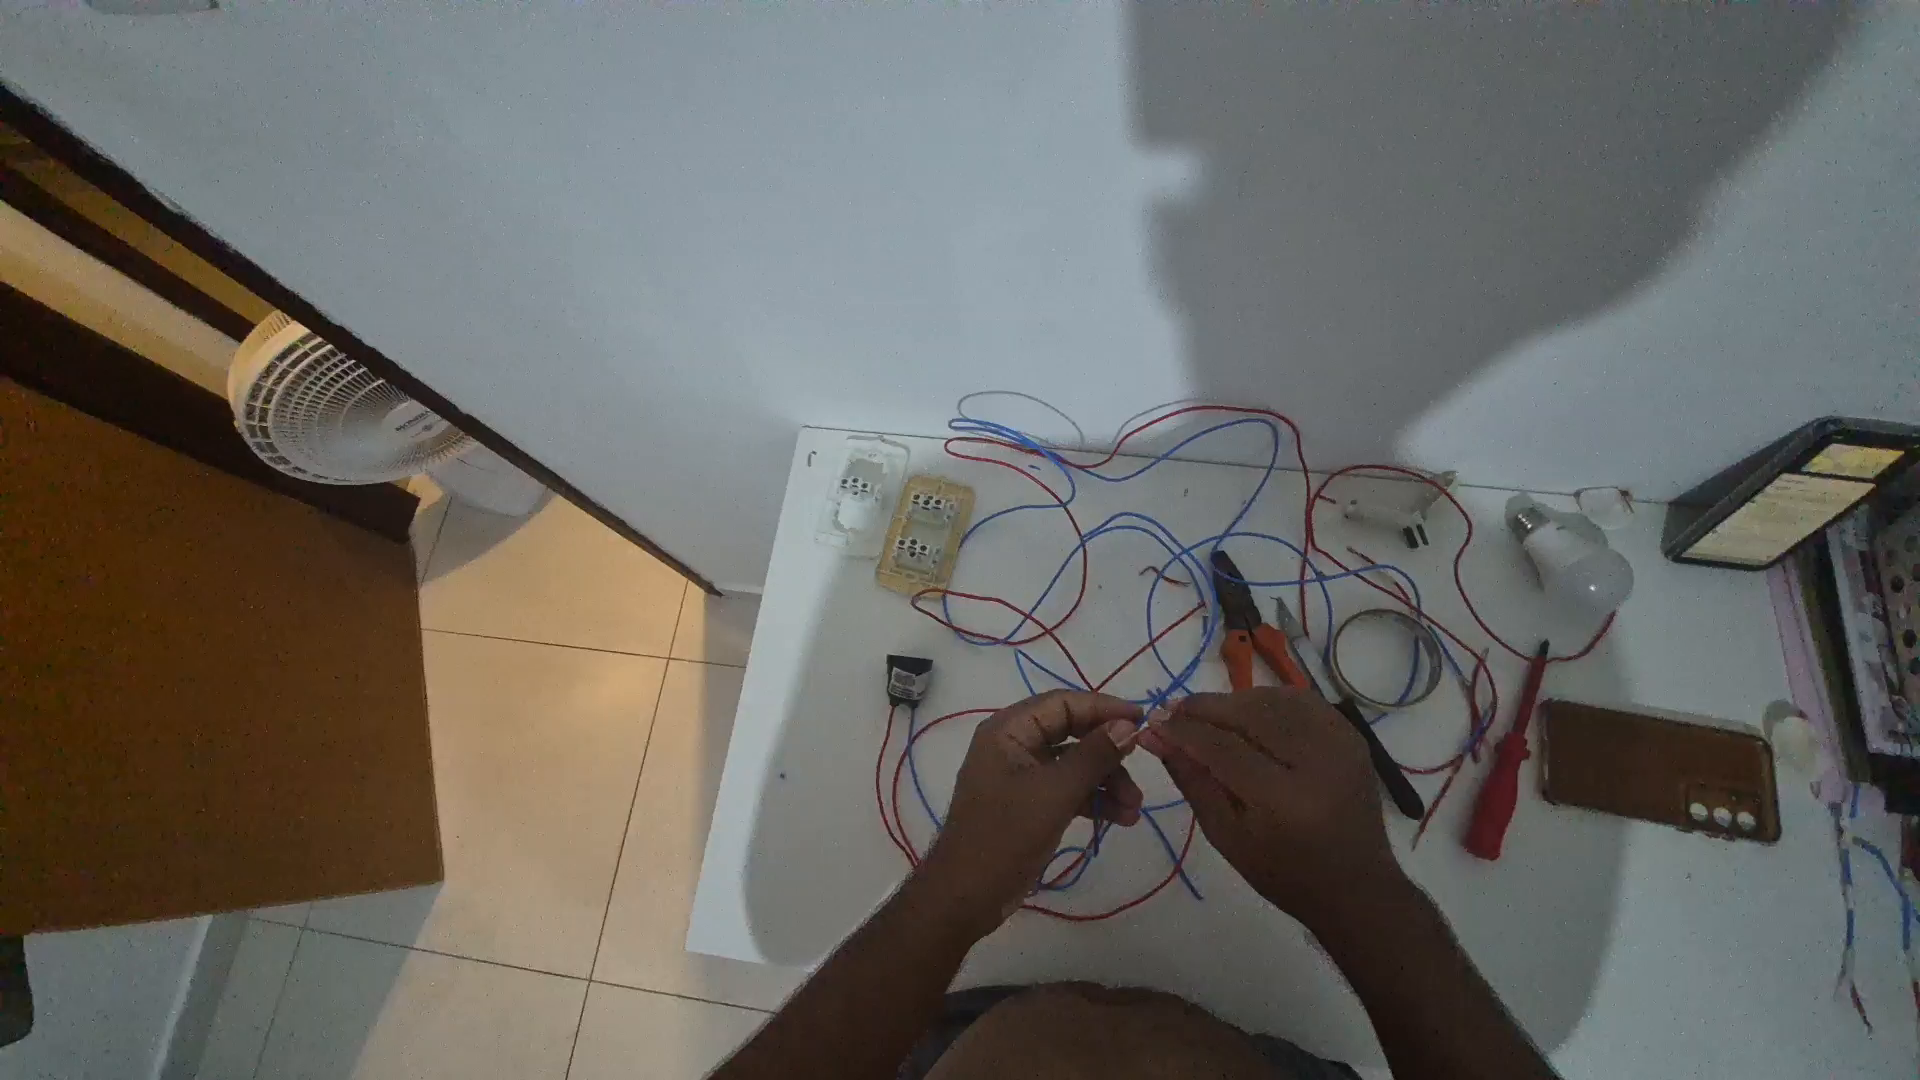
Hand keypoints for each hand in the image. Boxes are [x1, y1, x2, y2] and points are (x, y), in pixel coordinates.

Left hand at [914, 690, 1144, 935]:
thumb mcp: (1055, 792)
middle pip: (1071, 732)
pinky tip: (1121, 818)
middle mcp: (1013, 744)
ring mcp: (1021, 775)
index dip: (1103, 707)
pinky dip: (1092, 800)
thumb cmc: (1005, 834)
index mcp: (1008, 730)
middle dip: (1108, 751)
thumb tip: (1128, 725)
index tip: (1142, 719)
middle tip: (1143, 764)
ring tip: (1135, 808)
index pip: (1062, 703)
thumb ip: (1094, 755)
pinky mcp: (1029, 803)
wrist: (966, 895)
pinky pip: (1068, 789)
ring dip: (1106, 781)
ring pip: (1073, 764)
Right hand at [1137, 688, 1404, 929]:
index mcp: (1283, 800)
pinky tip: (1247, 713)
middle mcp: (1316, 764)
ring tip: (1208, 714)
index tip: (1153, 722)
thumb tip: (1154, 734)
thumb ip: (1191, 778)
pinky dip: (1267, 700)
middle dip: (1204, 707)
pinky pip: (1300, 701)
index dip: (1183, 730)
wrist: (1356, 887)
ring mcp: (1339, 745)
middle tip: (1174, 710)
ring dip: (1233, 701)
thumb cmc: (1283, 872)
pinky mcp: (1351, 736)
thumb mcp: (1225, 834)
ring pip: (1273, 699)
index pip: (1221, 747)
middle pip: (1248, 713)